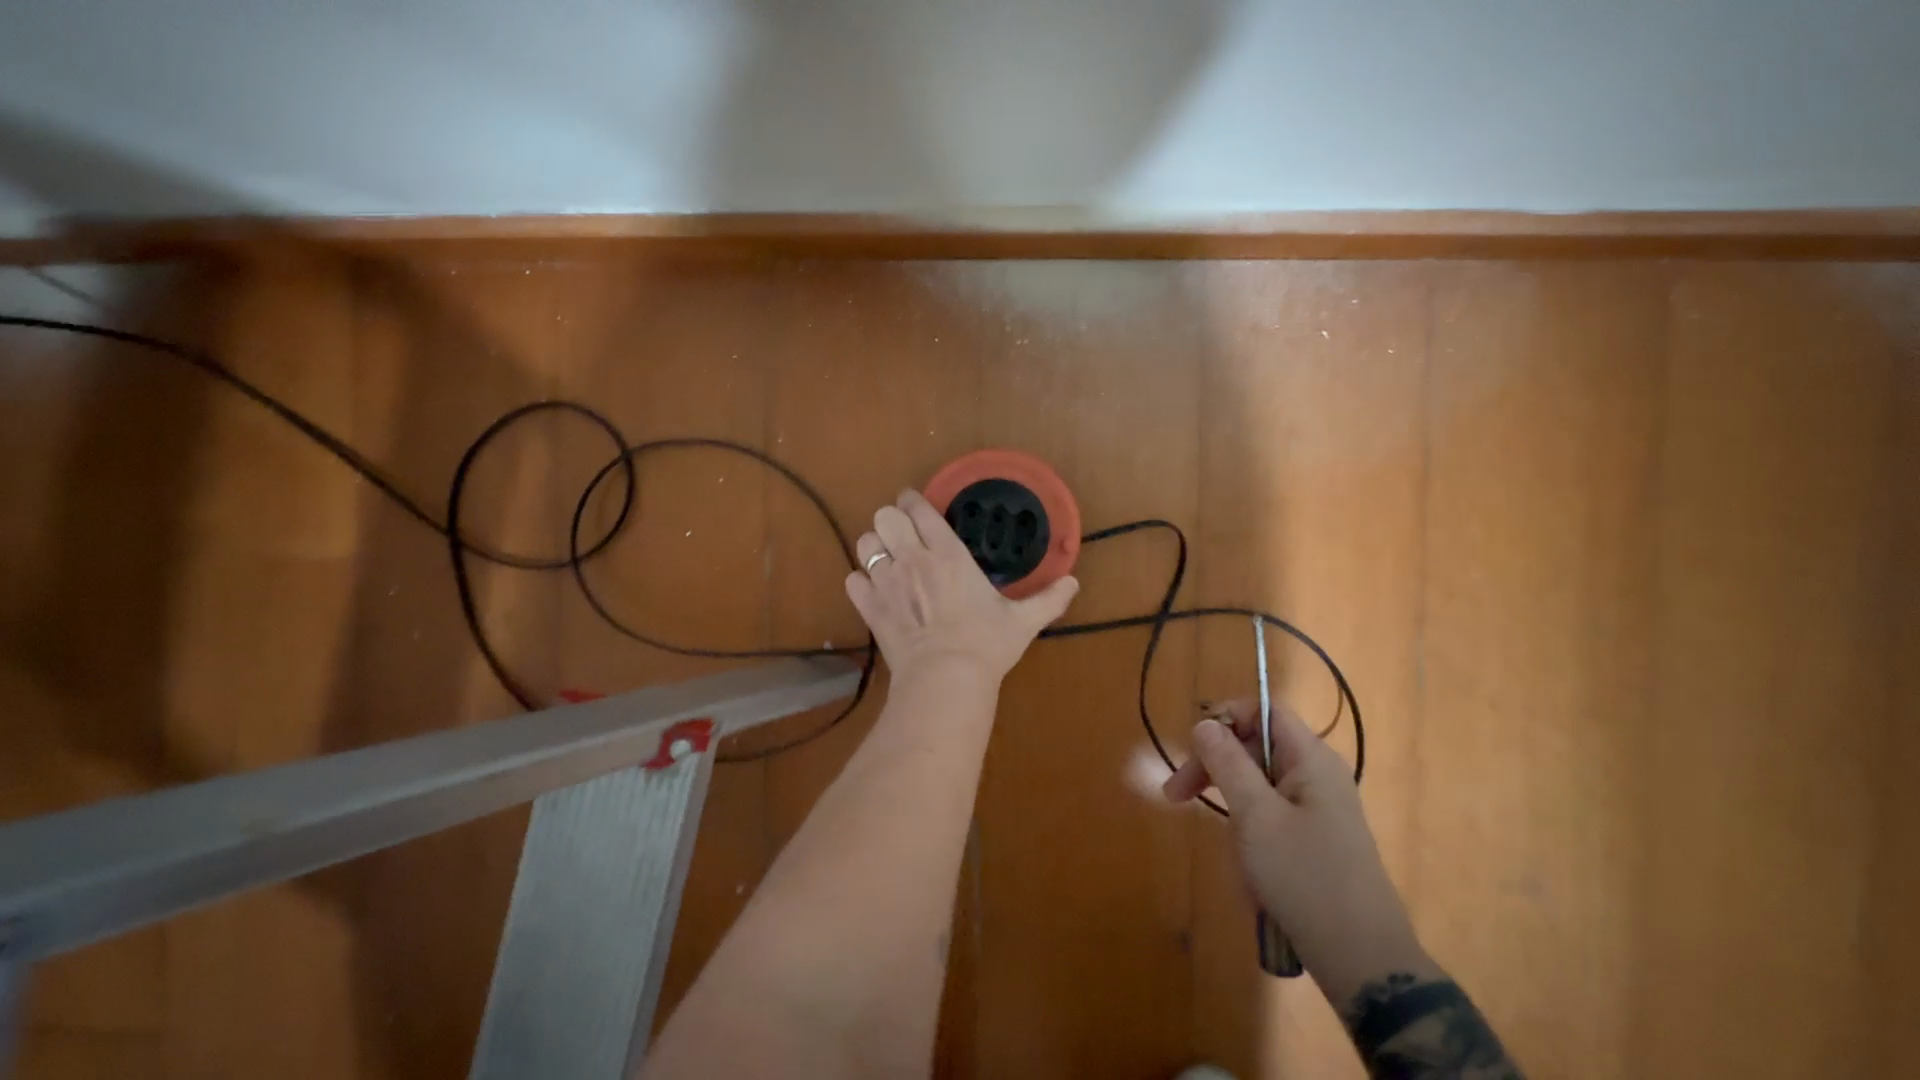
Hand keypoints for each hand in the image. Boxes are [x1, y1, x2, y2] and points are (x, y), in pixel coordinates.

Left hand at [845, 490, 1078, 685]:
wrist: (945, 679)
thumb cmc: (986, 645)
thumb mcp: (1023, 621)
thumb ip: (1048, 599)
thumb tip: (1074, 583)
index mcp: (948, 554)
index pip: (919, 509)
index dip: (913, 501)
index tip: (916, 506)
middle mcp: (913, 559)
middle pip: (884, 516)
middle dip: (890, 521)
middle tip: (902, 534)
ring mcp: (886, 582)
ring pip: (864, 543)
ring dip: (873, 547)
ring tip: (886, 559)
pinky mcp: (869, 608)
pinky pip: (852, 580)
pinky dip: (860, 582)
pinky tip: (872, 591)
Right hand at [1163, 700, 1436, 1005]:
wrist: (1360, 955)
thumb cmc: (1304, 877)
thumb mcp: (1255, 816)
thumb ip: (1227, 763)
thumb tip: (1205, 723)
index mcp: (1312, 759)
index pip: (1265, 710)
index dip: (1225, 717)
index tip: (1191, 749)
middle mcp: (1319, 775)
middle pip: (1257, 746)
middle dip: (1214, 765)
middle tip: (1175, 797)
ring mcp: (1319, 809)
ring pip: (1260, 784)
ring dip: (1230, 804)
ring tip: (1221, 844)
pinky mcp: (1316, 840)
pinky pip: (1272, 816)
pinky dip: (1249, 830)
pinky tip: (1244, 863)